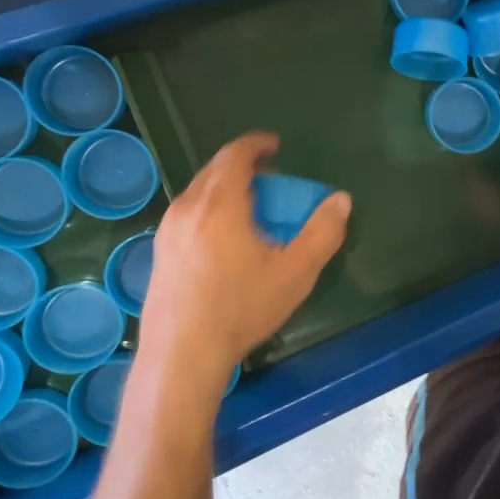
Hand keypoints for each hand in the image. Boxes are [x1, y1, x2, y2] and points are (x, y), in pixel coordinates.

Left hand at [138, 133, 350, 390]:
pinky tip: (224, 241)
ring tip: (250, 210)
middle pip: (214, 170)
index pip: (235, 155)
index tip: (276, 146)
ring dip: (225, 189)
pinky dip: (209, 210)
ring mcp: (167, 231)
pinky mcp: (159, 253)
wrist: (182, 354)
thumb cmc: (241, 308)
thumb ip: (323, 233)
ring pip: (198, 193)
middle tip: (271, 180)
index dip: (257, 144)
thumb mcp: (295, 273)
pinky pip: (187, 214)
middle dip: (243, 167)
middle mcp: (187, 208)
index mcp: (220, 204)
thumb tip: (341, 201)